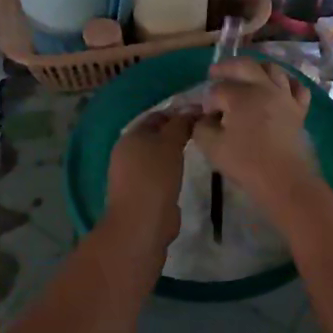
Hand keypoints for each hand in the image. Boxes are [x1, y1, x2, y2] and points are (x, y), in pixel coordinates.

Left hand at [103, 111, 196, 250]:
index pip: (157, 116)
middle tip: (204, 132)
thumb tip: (191, 109)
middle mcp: (128, 153)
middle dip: (177, 133)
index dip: (178, 113)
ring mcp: (134, 175)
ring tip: (200, 151)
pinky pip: (161, 175)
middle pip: (156, 136)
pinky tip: (189, 173)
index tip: (202, 115)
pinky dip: (174, 171)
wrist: (142, 222)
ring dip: (176, 153)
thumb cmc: (154, 177)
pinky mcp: (143, 193)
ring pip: (159, 156)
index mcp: (131, 136)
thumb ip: (181, 124)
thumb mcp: (170, 143)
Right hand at [194, 58, 317, 207]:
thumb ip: (201, 127)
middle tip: (215, 71)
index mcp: (241, 96)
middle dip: (227, 67)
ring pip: (272, 70)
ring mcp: (285, 96)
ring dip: (257, 68)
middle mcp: (264, 88)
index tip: (206, 117)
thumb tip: (204, 118)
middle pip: (245, 66)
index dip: (208, 102)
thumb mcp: (212, 147)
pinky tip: (280, 86)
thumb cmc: (245, 162)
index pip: (218, 90)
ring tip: (247, 75)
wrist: (283, 180)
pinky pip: (297, 87)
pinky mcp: (299, 110)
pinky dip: (288, 82)